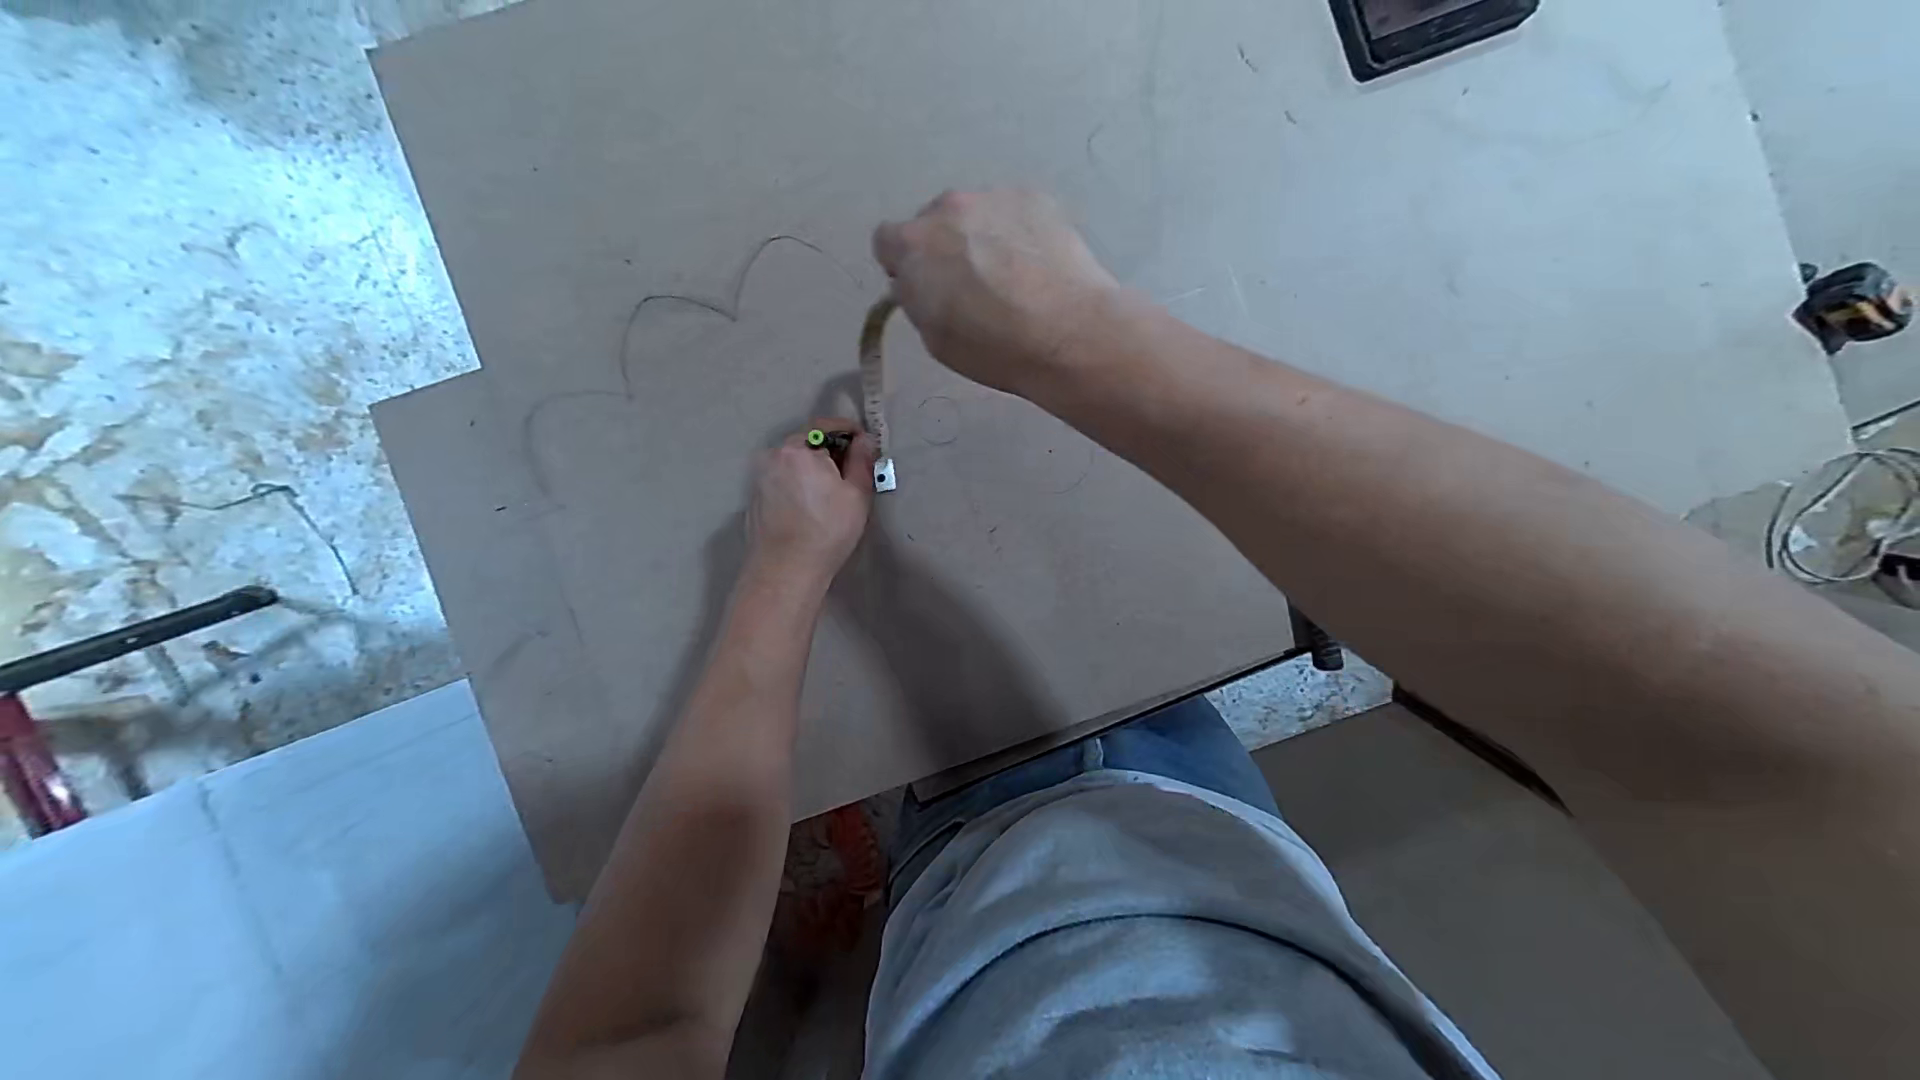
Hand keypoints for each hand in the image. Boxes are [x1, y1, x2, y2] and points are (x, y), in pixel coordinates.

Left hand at [744, 420, 876, 587]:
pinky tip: (810, 507)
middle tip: (852, 471)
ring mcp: (760, 477)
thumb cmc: (827, 531)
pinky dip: (798, 483)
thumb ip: (862, 460)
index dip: (849, 430)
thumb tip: (864, 439)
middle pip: (807, 442)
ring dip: (813, 468)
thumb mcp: (857, 495)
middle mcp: (773, 456)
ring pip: (793, 462)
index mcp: (799, 449)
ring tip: (831, 492)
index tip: (865, 444)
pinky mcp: (755, 497)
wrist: (785, 570)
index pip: (825, 425)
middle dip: (830, 450)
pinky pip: (782, 479)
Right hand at [873, 190, 1120, 396]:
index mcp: (913, 245)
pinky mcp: (1035, 197)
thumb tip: (918, 283)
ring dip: (981, 237)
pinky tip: (1038, 265)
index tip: (924, 287)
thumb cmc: (994, 349)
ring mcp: (994, 197)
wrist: (1069, 334)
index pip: (887, 241)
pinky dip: (1017, 233)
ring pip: (974, 215)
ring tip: (1011, 276)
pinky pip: (1012, 212)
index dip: (903, 265)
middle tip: (972, 285)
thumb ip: (915, 299)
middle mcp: (948, 208)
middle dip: (943, 248)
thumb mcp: (934, 338)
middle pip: (933, 223)